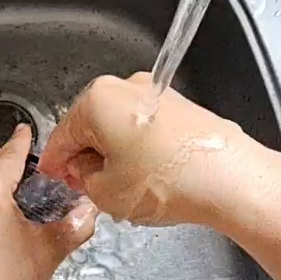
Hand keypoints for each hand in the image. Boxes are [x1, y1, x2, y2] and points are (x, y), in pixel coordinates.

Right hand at [37, 73, 270, 225]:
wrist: (228, 179)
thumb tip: (85, 171)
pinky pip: (145, 127)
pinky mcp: (180, 108)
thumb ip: (83, 179)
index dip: (54, 163)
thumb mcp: (104, 192)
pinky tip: (146, 177)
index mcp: (96, 100)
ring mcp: (156, 94)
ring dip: (113, 152)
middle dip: (85, 155)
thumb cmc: (166, 181)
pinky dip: (138, 149)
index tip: (52, 177)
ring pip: (118, 125)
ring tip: (121, 187)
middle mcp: (125, 87)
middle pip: (90, 125)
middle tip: (86, 187)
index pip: (61, 135)